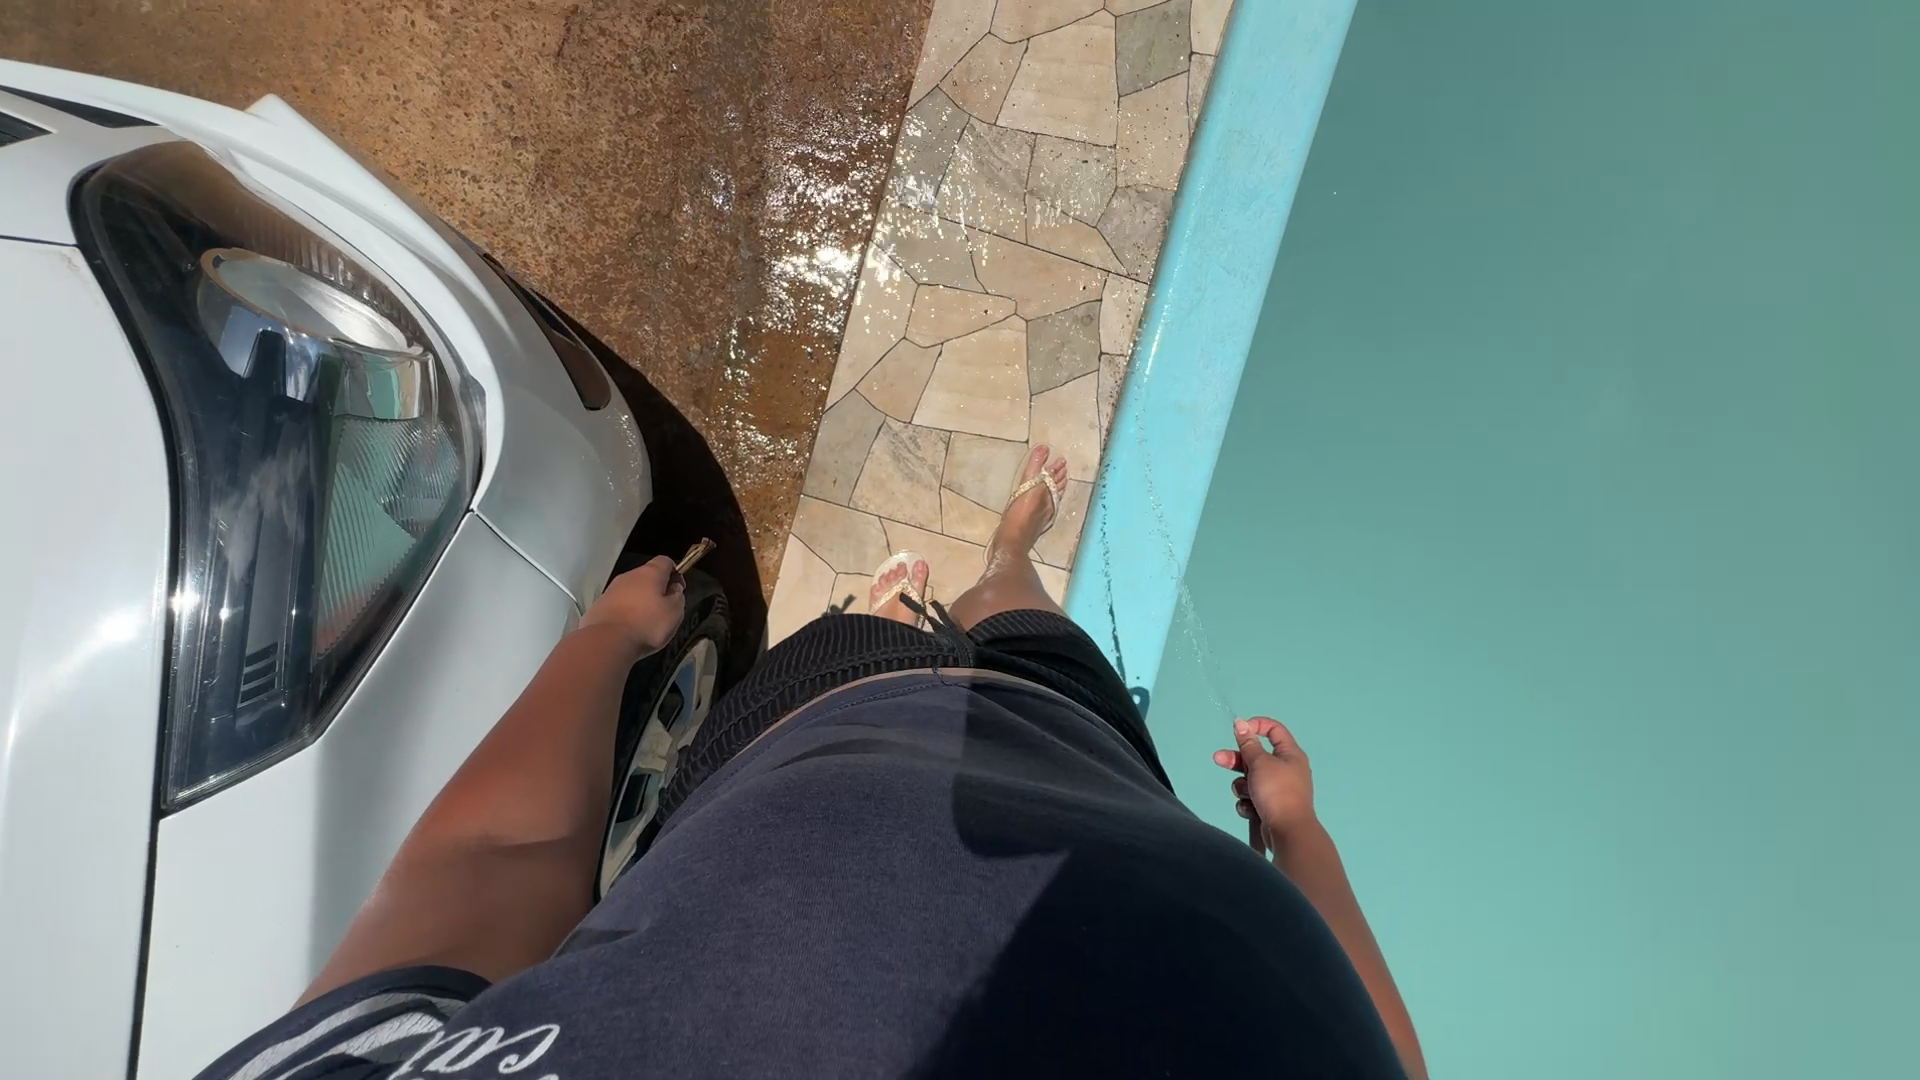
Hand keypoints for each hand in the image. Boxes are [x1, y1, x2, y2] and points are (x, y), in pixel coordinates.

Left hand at [578, 556, 685, 659]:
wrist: (607, 642)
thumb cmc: (646, 625)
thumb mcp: (675, 612)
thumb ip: (678, 596)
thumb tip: (674, 590)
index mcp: (649, 573)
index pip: (665, 561)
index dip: (675, 573)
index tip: (678, 588)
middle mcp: (628, 577)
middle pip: (646, 576)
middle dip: (656, 589)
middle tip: (664, 609)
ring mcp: (610, 591)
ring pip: (630, 591)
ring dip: (639, 602)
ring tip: (646, 623)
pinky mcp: (598, 606)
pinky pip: (617, 605)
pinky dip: (624, 613)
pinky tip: (629, 629)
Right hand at [1212, 717, 1315, 857]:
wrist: (1288, 832)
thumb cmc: (1276, 791)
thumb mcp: (1260, 763)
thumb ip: (1248, 743)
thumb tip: (1240, 723)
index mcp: (1289, 754)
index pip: (1274, 729)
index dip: (1255, 726)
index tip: (1239, 730)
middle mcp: (1284, 769)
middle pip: (1255, 756)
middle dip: (1236, 760)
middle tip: (1219, 759)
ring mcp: (1277, 789)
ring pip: (1249, 778)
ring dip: (1242, 785)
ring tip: (1246, 794)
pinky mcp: (1269, 806)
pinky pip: (1251, 797)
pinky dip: (1248, 802)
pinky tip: (1251, 809)